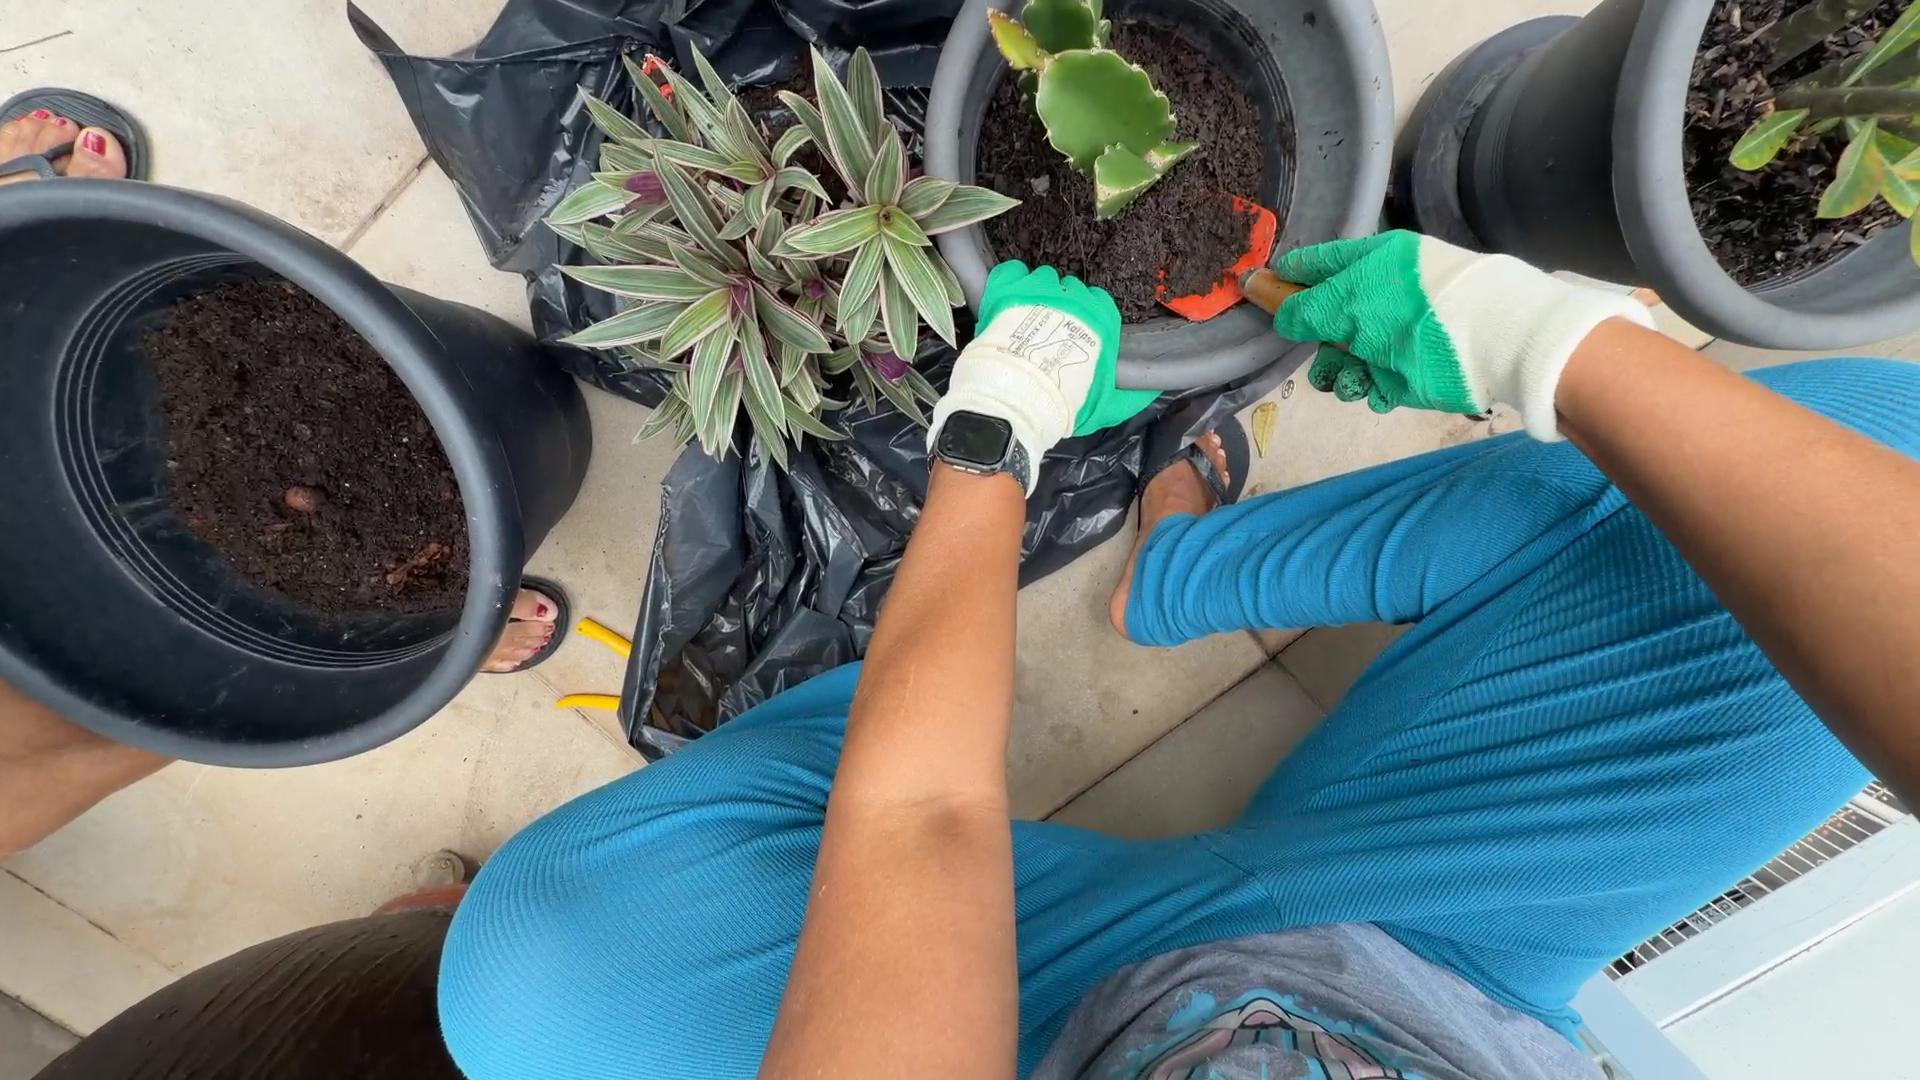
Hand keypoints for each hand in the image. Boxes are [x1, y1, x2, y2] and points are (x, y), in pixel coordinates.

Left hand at [931, 262, 1158, 489]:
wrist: (1020, 396)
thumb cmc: (1066, 402)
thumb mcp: (1106, 406)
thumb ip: (1130, 397)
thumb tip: (1152, 393)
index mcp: (1100, 318)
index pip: (1099, 302)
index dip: (1087, 315)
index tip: (1075, 331)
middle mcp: (1073, 297)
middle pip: (1070, 289)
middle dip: (1061, 304)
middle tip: (1047, 330)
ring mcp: (1039, 288)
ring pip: (1042, 278)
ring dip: (1036, 293)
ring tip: (1023, 317)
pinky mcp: (1008, 287)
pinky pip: (1011, 272)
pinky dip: (1009, 282)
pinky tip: (1005, 299)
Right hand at [1272, 231, 1652, 440]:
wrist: (1495, 344)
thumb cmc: (1419, 311)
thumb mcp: (1351, 302)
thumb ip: (1303, 307)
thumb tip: (1276, 310)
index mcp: (1371, 263)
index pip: (1315, 265)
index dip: (1284, 279)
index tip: (1256, 293)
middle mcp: (1379, 297)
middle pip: (1321, 321)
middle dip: (1317, 344)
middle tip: (1325, 351)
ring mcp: (1392, 333)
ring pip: (1339, 358)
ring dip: (1340, 372)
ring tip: (1358, 378)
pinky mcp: (1405, 368)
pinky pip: (1365, 381)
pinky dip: (1368, 388)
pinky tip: (1380, 388)